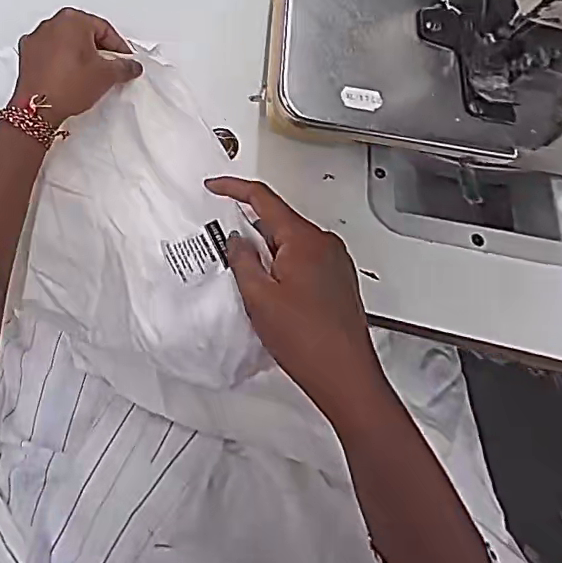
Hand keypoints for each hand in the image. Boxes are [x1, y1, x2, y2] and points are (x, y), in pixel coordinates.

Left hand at [12, 8, 141, 126]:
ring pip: (65, 42)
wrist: (37, 109)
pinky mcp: (26, 55)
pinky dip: (61, 61)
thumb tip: (130, 66)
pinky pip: (50, 53)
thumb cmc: (67, 85)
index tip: (124, 58)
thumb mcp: (107, 75)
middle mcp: (51, 24)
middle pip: (84, 32)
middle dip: (98, 49)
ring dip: (79, 55)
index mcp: (72, 20)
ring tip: (89, 74)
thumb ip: (124, 66)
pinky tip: (70, 77)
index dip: (118, 46)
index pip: (104, 29)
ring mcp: (35, 39)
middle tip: (109, 65)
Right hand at [206, 177, 388, 420]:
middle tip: (233, 258)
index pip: (263, 198)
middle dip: (252, 235)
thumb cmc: (308, 341)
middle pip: (278, 222)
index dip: (234, 189)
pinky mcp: (339, 277)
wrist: (345, 376)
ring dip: (270, 255)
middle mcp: (324, 243)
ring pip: (291, 242)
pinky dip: (286, 267)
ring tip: (259, 290)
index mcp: (304, 239)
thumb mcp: (258, 297)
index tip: (216, 186)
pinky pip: (305, 258)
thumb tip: (237, 238)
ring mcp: (335, 260)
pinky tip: (278, 296)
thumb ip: (242, 259)